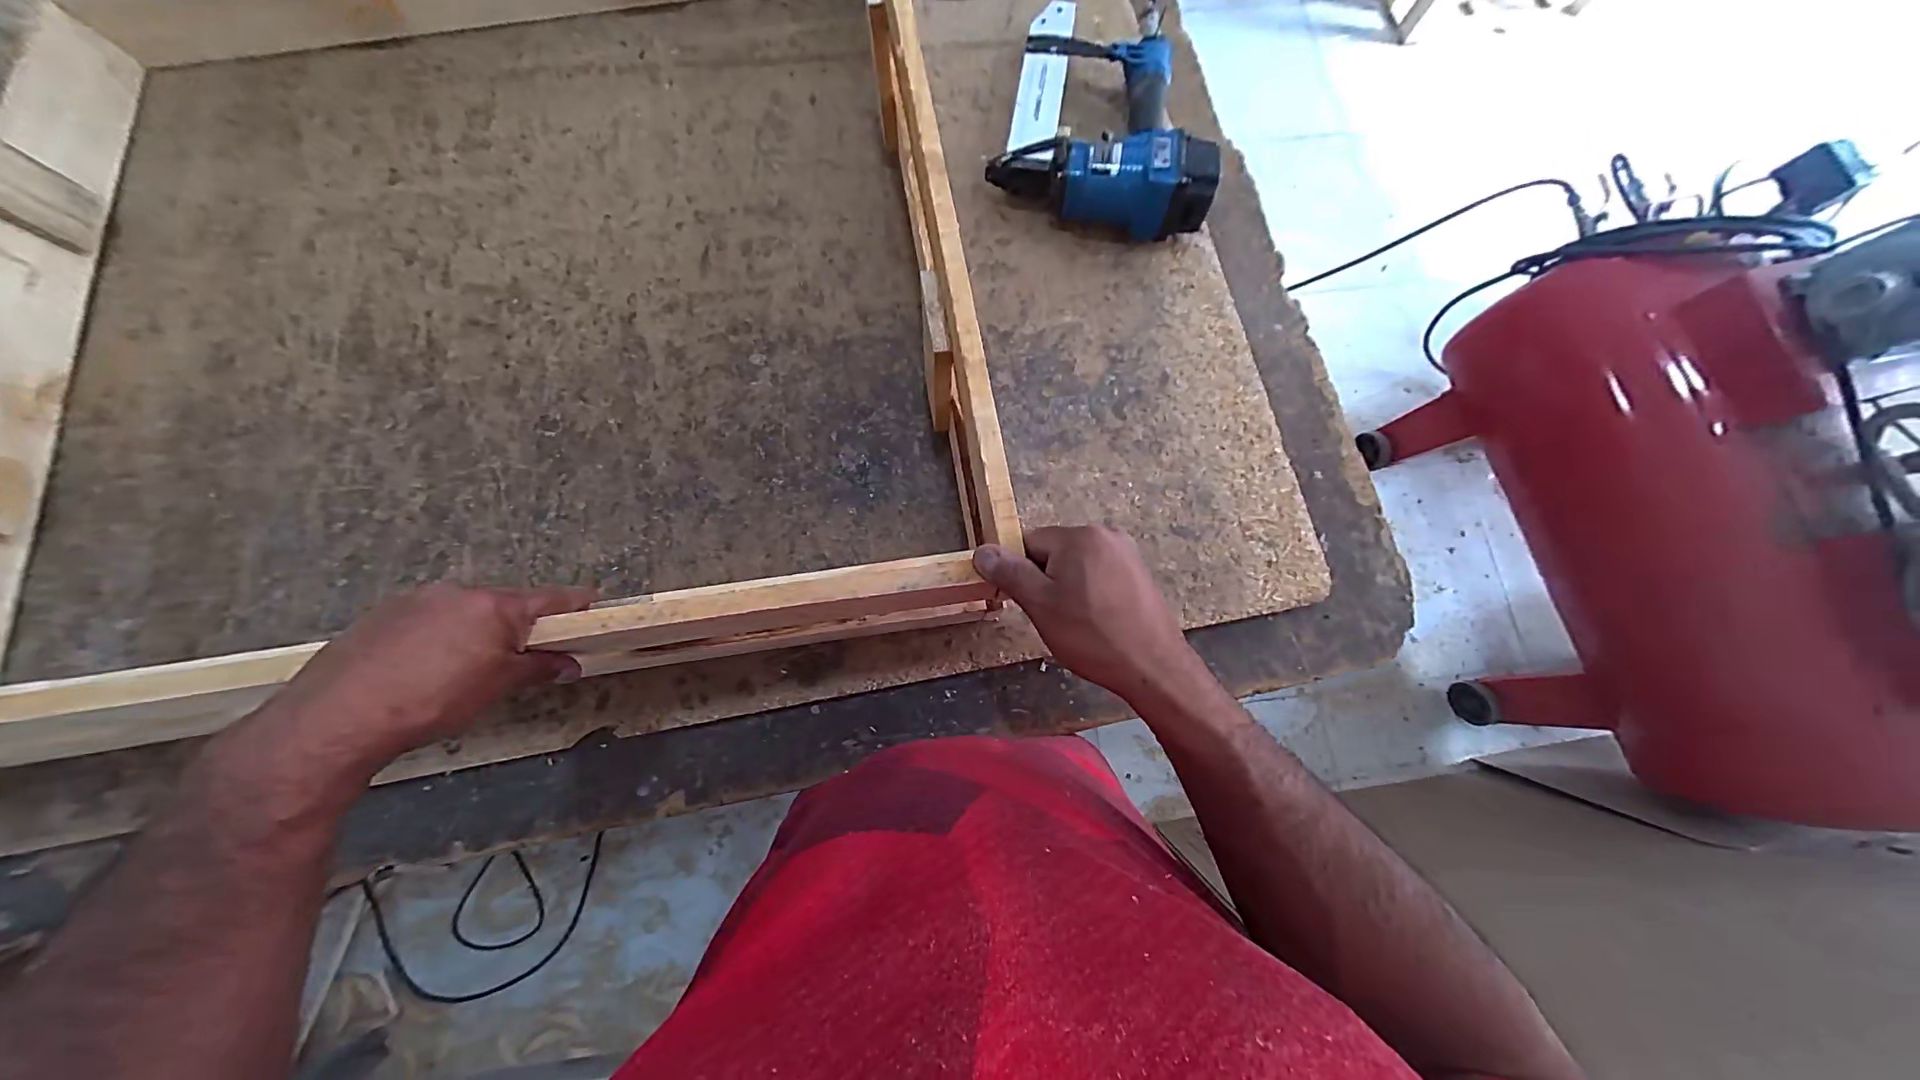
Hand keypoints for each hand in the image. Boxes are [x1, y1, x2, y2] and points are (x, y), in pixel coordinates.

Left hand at [251, 583, 594, 775]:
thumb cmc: (432, 700)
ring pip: (465, 611)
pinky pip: (430, 618)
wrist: (335, 719)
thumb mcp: (498, 687)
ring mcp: (416, 600)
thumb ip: (539, 668)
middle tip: (525, 656)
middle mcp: (458, 591)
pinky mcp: (382, 614)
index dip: (577, 603)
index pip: (551, 598)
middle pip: (506, 603)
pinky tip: (426, 668)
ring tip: (469, 668)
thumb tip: (569, 663)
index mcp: (494, 605)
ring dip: (478, 630)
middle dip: (520, 625)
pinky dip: (441, 636)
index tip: (594, 605)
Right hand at [973, 526, 1210, 708]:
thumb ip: (1009, 572)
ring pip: (1077, 567)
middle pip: (1055, 553)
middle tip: (1053, 617)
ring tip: (1077, 624)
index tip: (1027, 602)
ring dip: (1068, 590)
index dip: (1021, 573)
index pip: (1029, 543)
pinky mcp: (1139, 576)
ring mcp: (1127, 555)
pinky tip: (1097, 623)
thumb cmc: (1091, 635)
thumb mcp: (1040, 604)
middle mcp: (1106, 535)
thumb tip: (983, 551)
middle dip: (1046, 581)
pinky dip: (1091, 596)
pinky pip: (1100, 577)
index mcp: (1080, 536)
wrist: (1152, 667)